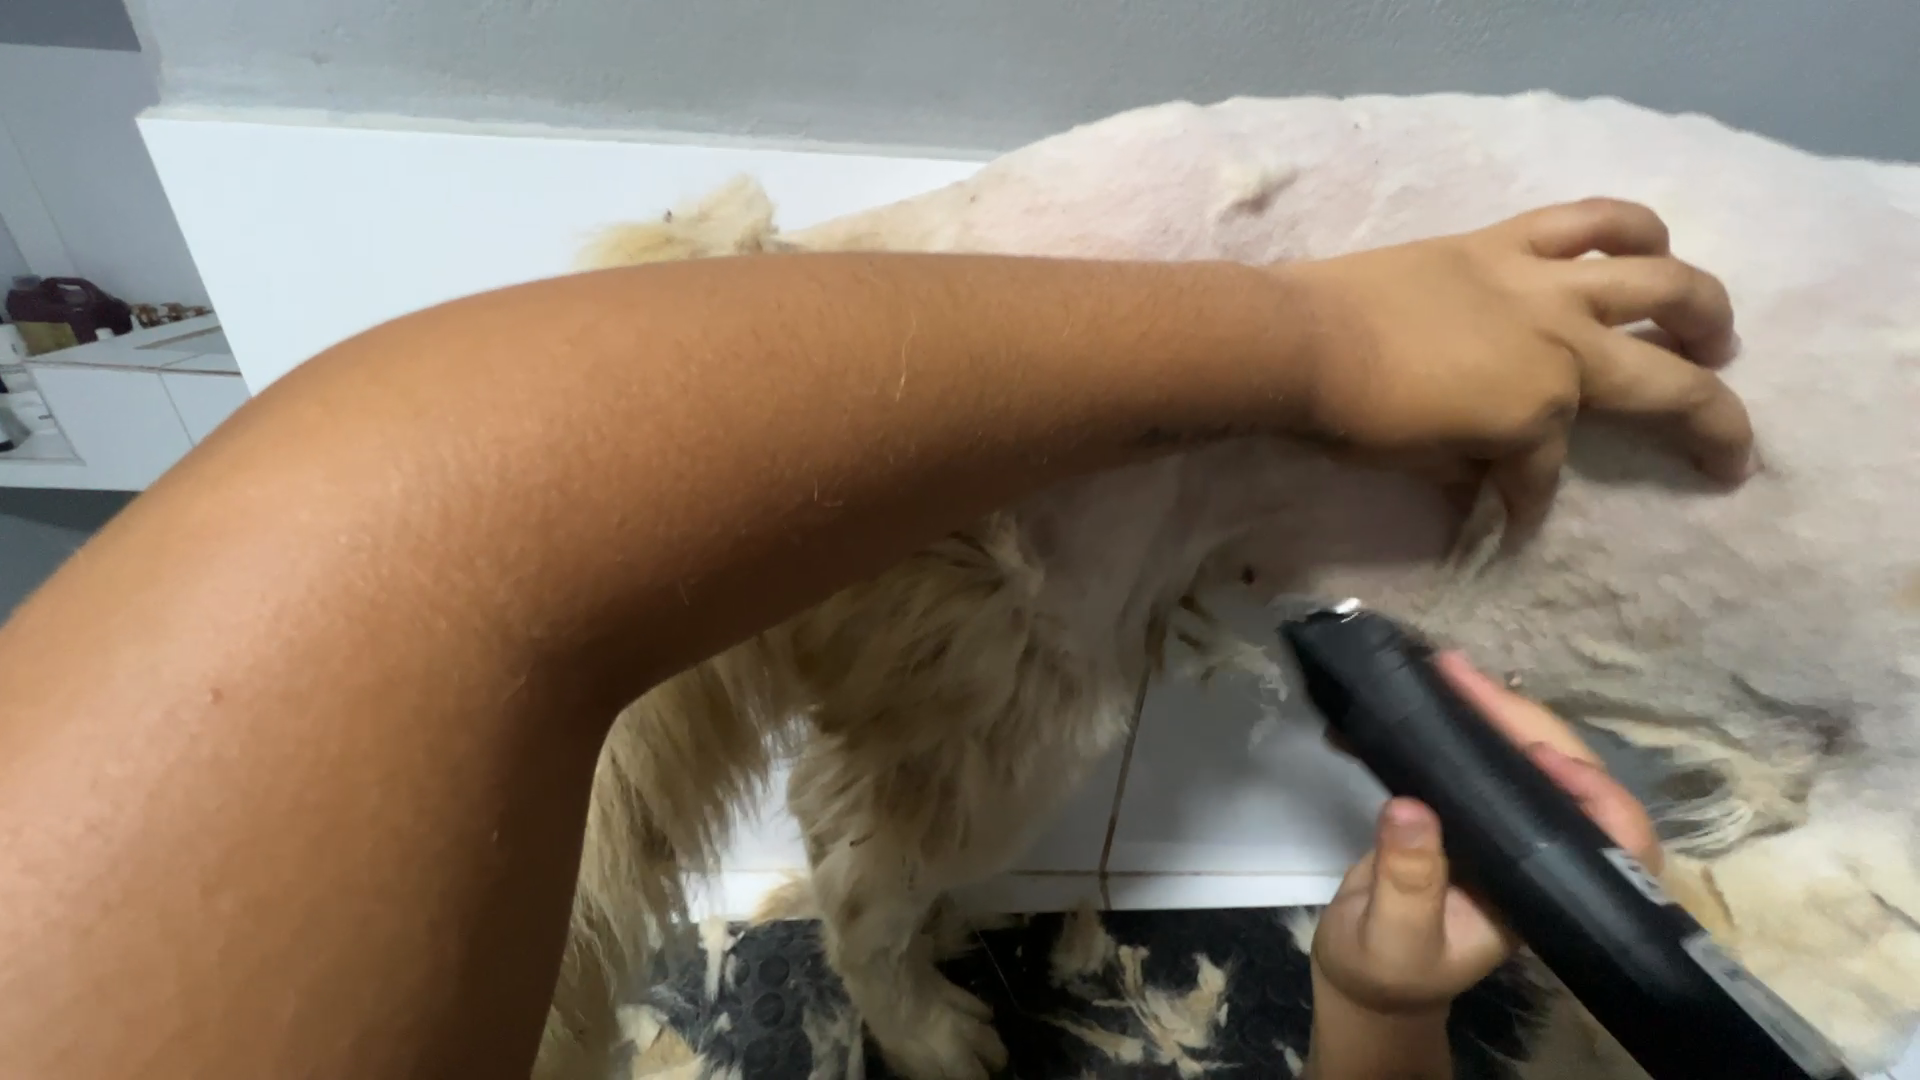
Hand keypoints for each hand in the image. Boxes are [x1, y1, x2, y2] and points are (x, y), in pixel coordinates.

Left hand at [1286, 197, 1753, 541]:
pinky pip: (1589, 219)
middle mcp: (1561, 349)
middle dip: (1708, 426)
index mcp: (1532, 414)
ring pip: (1662, 283)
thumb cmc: (1348, 416)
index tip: (1513, 520)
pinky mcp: (1504, 242)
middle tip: (1723, 442)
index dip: (1528, 502)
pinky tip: (1653, 240)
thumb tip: (1484, 478)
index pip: (1542, 473)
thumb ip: (1463, 467)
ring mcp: (1542, 287)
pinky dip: (1631, 225)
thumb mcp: (1411, 462)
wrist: (1300, 343)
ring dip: (1703, 311)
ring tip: (1716, 334)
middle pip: (1663, 386)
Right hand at [1310, 653, 1661, 1015]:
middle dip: (1519, 719)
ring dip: (1487, 710)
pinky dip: (1453, 721)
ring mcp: (1501, 830)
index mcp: (1545, 895)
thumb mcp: (1394, 936)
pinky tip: (1422, 696)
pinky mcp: (1460, 812)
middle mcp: (1538, 855)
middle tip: (1457, 673)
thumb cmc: (1386, 966)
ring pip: (1520, 758)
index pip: (1610, 841)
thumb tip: (1413, 806)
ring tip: (1442, 670)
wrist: (1362, 973)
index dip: (1591, 791)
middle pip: (1561, 777)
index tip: (1535, 753)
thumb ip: (1408, 880)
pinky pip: (1473, 757)